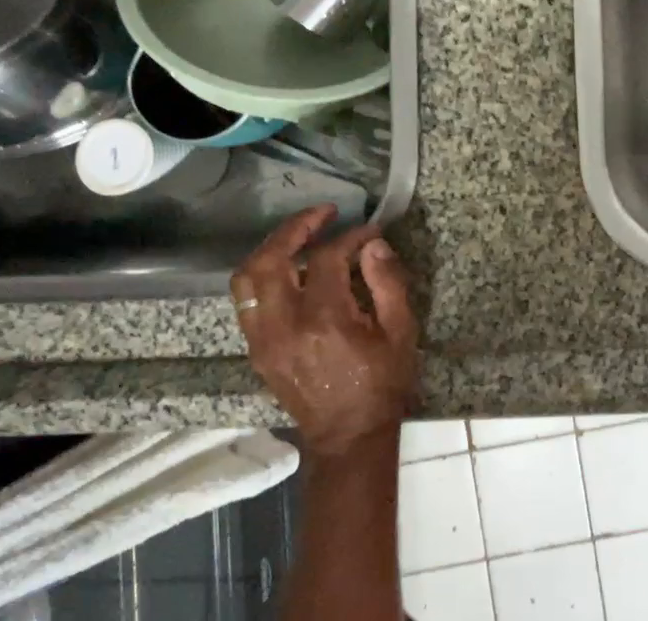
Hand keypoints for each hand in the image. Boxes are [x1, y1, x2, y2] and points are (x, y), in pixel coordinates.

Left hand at [231, 205, 417, 457]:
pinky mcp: (256, 348)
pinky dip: (265, 276)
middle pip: (269, 260)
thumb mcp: (401, 330)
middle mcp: (283, 324)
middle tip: (323, 215)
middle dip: (295, 229)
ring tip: (299, 236)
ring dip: (271, 249)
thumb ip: (388, 283)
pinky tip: (292, 271)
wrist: (348, 432)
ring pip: (247, 279)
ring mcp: (262, 338)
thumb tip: (373, 246)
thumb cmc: (383, 380)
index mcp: (325, 319)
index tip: (371, 231)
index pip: (328, 259)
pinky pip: (247, 301)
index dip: (350, 237)